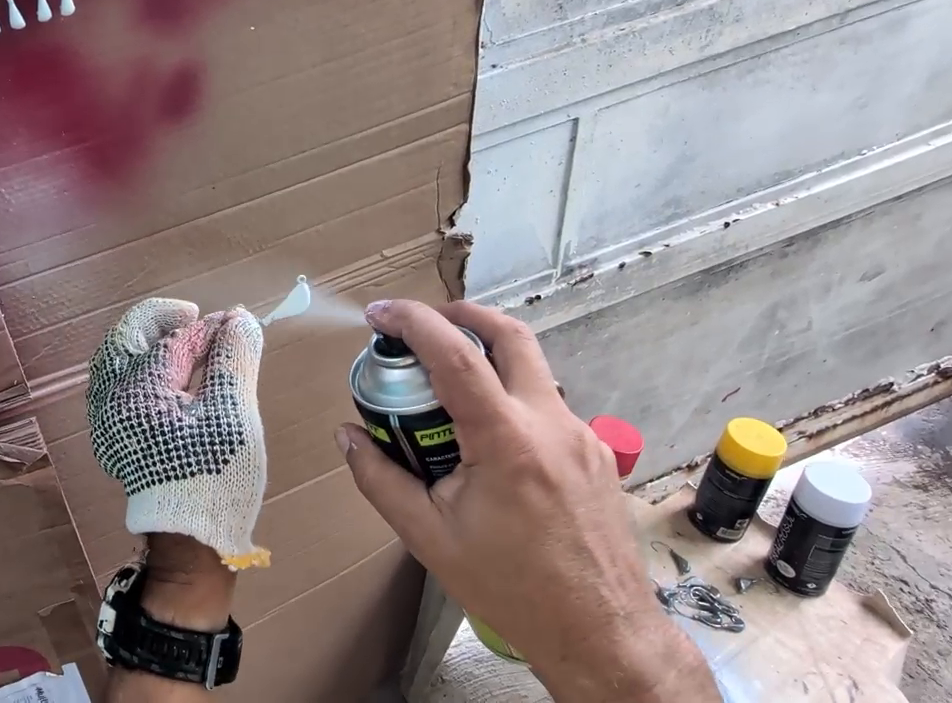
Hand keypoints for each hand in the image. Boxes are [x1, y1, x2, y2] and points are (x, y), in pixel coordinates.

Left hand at [88, 299, 268, 568]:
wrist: (189, 540)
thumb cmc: (213, 477)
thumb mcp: (233, 415)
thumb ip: (234, 360)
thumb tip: (239, 318)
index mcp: (139, 389)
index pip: (175, 339)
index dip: (209, 328)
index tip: (238, 323)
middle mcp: (111, 397)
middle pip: (126, 337)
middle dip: (160, 320)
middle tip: (193, 317)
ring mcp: (106, 416)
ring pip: (118, 358)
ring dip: (148, 340)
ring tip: (184, 339)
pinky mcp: (113, 432)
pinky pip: (118, 381)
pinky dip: (141, 364)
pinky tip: (170, 372)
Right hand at [339, 300, 719, 702]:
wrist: (604, 638)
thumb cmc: (512, 589)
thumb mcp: (428, 537)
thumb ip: (380, 478)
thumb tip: (347, 436)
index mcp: (507, 442)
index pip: (455, 355)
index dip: (412, 321)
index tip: (378, 313)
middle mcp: (551, 424)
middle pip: (510, 334)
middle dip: (461, 313)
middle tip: (421, 321)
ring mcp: (581, 436)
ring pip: (531, 367)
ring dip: (486, 354)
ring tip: (444, 381)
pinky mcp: (596, 454)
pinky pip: (545, 402)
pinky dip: (508, 393)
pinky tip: (483, 433)